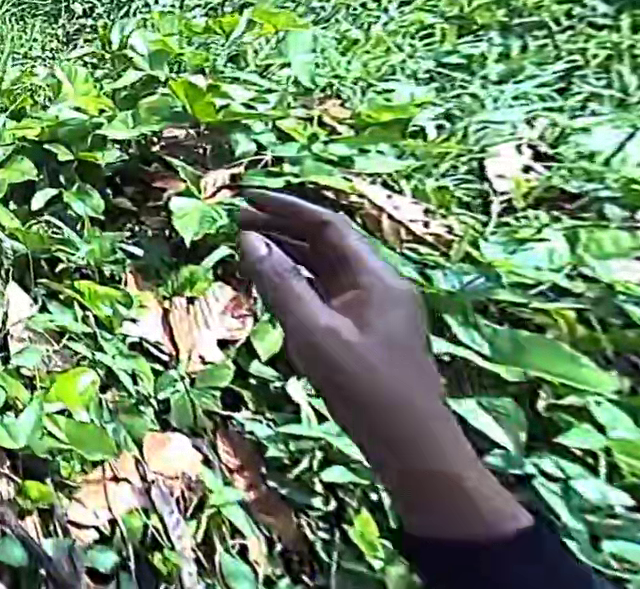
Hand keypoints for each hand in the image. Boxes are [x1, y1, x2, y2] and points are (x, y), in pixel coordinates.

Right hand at [238, 191, 530, 541]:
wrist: (410, 446)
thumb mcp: (311, 329)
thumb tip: (247, 238)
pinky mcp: (359, 323)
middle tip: (234, 217)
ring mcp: (371, 306)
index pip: (329, 226)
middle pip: (326, 240)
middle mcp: (378, 286)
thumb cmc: (362, 384)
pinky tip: (264, 273)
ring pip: (321, 261)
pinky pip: (321, 283)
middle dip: (280, 224)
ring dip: (283, 246)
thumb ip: (278, 280)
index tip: (245, 197)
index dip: (287, 206)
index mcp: (378, 280)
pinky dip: (290, 271)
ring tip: (242, 240)